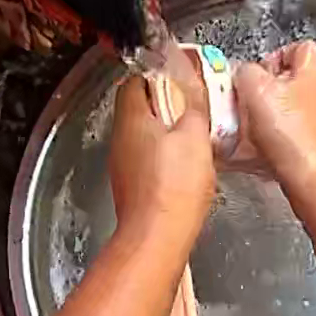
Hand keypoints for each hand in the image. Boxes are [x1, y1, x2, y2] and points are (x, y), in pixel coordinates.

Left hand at [109, 71, 215, 245]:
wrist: (157, 237)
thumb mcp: (195, 135)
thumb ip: (193, 103)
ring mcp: (123, 167)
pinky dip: (164, 160)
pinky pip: (146, 163)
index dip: (157, 77)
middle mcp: (120, 141)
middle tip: (194, 113)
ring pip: (143, 138)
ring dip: (167, 136)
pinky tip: (185, 171)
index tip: (181, 83)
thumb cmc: (174, 186)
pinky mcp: (132, 188)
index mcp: (131, 120)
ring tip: (194, 142)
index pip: (134, 82)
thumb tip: (190, 78)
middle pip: (139, 111)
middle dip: (166, 108)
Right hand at [231, 41, 315, 186]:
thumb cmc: (291, 133)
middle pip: (292, 83)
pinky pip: (292, 138)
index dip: (277, 56)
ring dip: (270, 118)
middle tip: (249, 102)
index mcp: (312, 74)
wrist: (310, 175)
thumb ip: (246, 72)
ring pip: (291, 112)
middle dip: (267, 92)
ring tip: (251, 130)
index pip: (300, 48)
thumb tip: (240, 71)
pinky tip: (261, 151)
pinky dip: (276, 142)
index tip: (259, 70)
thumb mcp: (256, 90)